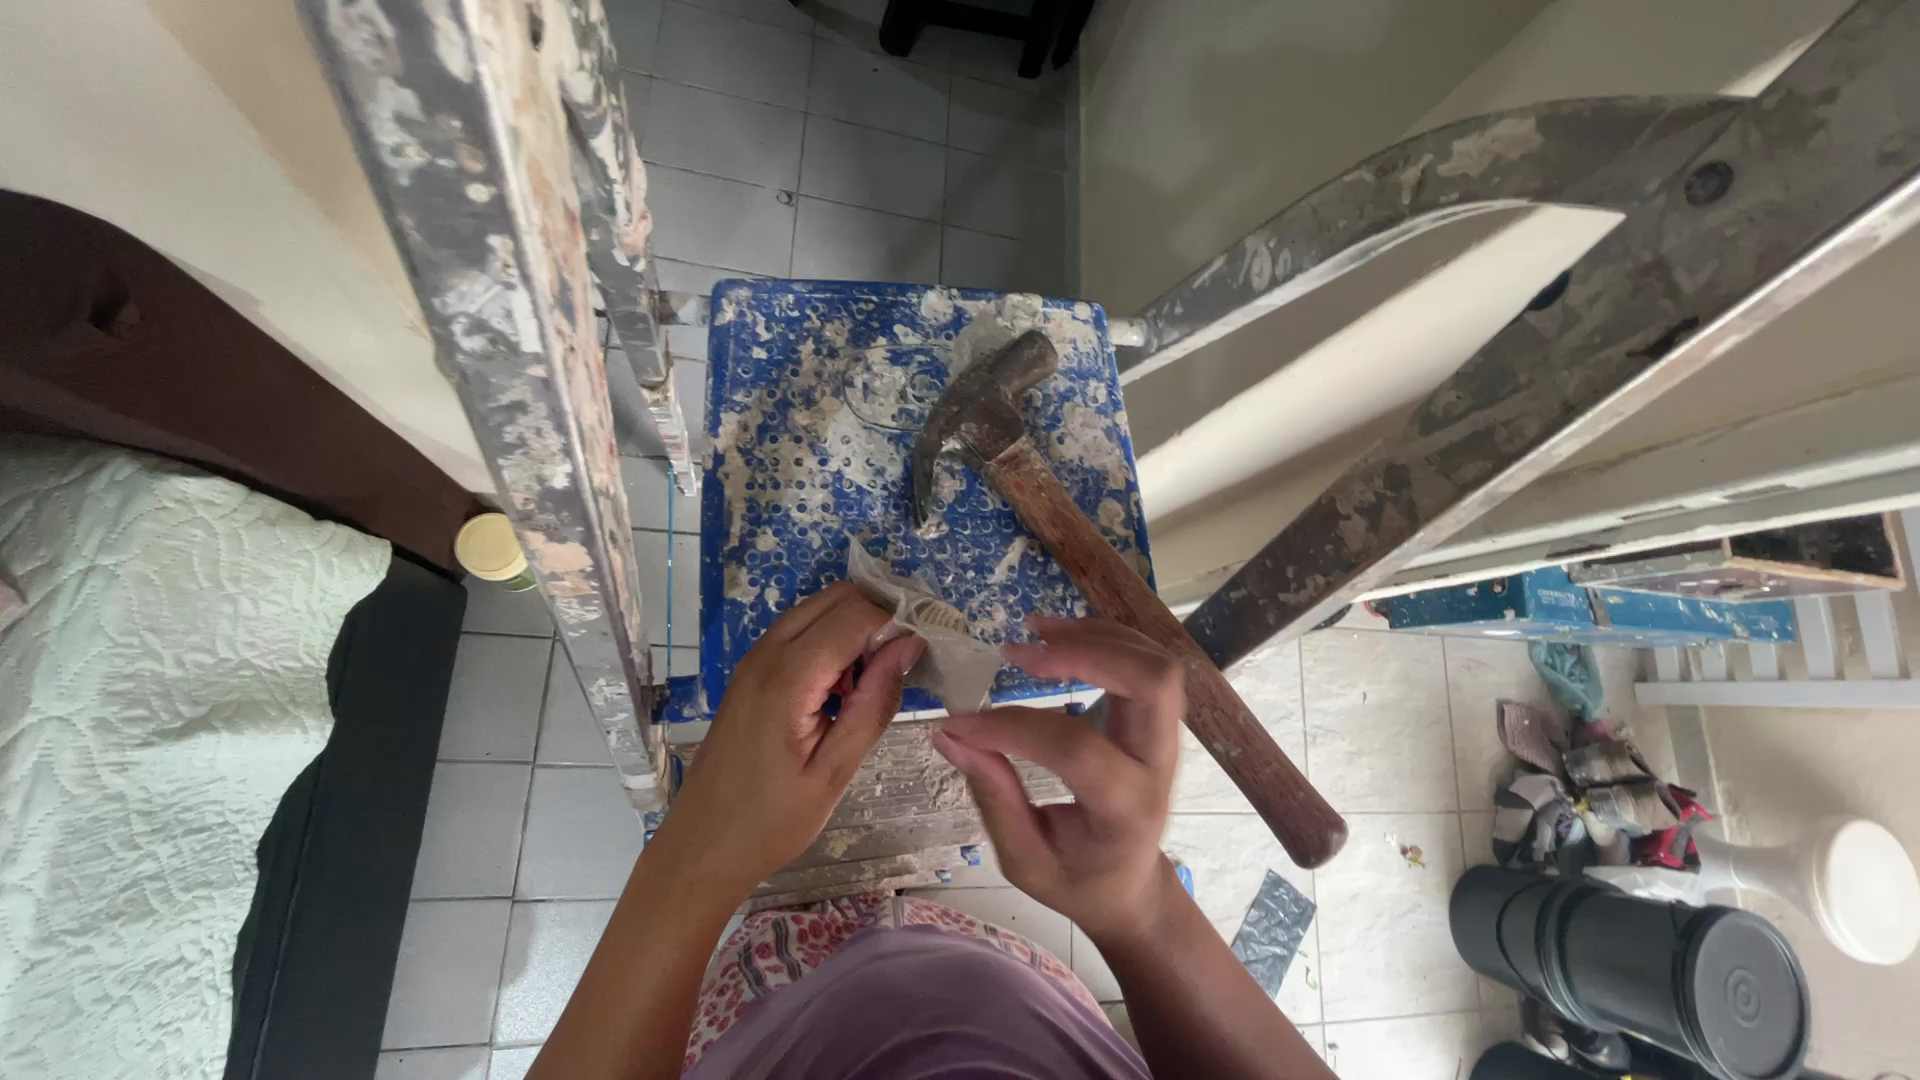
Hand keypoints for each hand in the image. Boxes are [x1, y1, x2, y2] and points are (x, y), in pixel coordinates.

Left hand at [648, 582, 924, 896]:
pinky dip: (832, 640)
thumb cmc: (771, 821)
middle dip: (878, 617)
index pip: (856, 614)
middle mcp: (767, 653)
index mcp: (787, 678)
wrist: (702, 846)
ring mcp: (754, 658)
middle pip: (837, 597)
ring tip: (872, 682)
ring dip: (854, 628)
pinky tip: (841, 689)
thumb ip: (874, 704)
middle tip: (900, 666)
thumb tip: (909, 646)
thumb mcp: (834, 772)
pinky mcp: (752, 670)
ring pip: (818, 608)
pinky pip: (801, 630)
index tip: (921, 657)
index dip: (896, 624)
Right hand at [932, 616, 1183, 944]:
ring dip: (1095, 635)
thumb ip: (994, 798)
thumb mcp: (1024, 860)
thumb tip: (950, 735)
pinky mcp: (1157, 720)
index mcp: (1127, 811)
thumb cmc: (1076, 880)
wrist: (1130, 885)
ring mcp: (1165, 738)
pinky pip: (1144, 661)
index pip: (1077, 750)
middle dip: (1085, 653)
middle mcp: (1158, 766)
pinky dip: (1102, 637)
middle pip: (1151, 683)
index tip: (960, 722)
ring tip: (1035, 630)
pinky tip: (1057, 635)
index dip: (1013, 727)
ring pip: (1154, 663)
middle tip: (1020, 653)